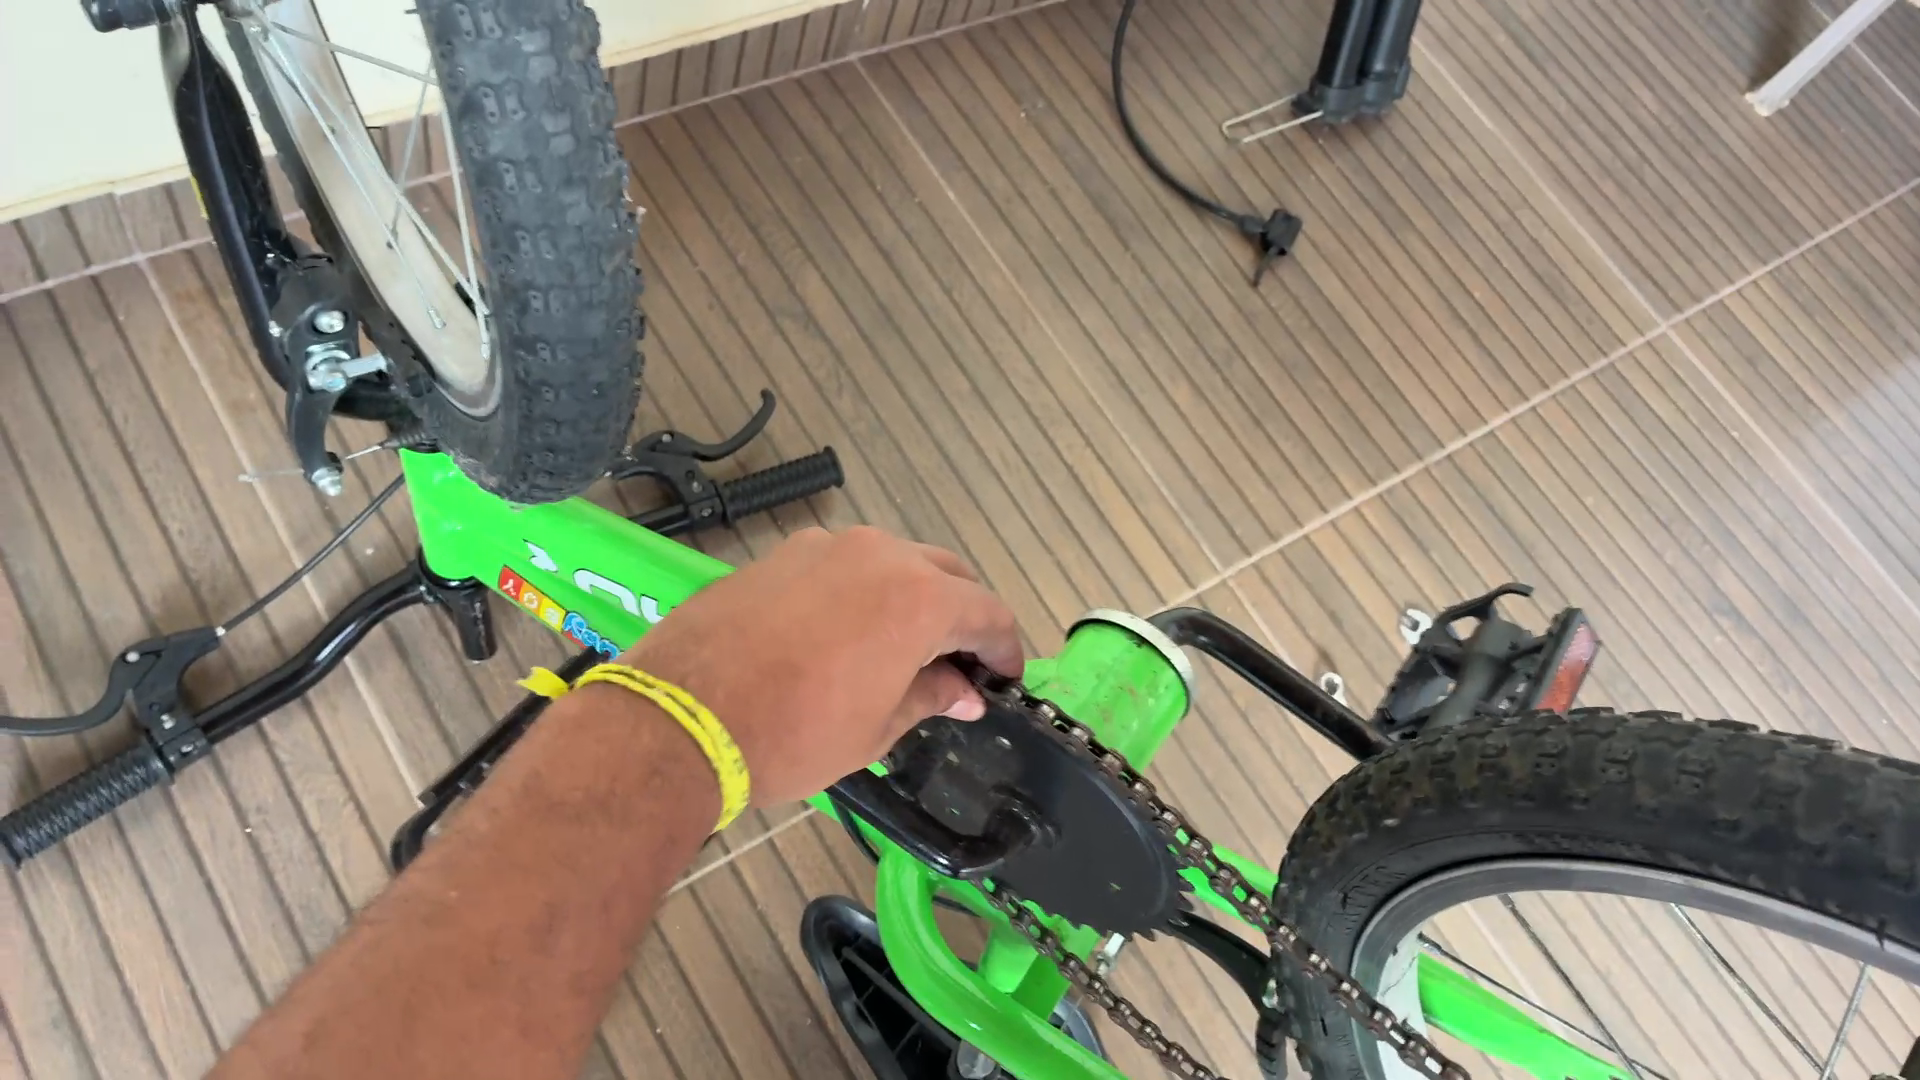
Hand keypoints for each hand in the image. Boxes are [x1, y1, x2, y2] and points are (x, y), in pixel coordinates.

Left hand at [617, 527, 1022, 806]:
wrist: (681, 716)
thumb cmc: (794, 734)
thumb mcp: (876, 728)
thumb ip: (931, 696)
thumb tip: (966, 691)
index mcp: (919, 598)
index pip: (987, 613)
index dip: (1005, 647)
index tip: (1005, 677)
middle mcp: (881, 555)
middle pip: (947, 575)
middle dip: (962, 615)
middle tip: (958, 661)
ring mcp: (828, 546)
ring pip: (894, 562)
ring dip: (912, 596)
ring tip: (900, 645)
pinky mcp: (784, 552)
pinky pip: (844, 564)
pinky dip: (862, 590)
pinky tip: (843, 630)